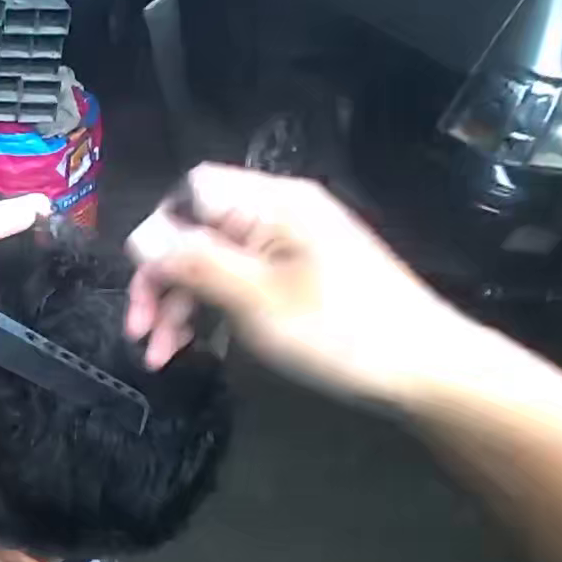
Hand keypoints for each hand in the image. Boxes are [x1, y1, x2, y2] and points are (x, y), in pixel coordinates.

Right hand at [125, 164, 479, 405]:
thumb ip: (196, 261)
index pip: (191, 193)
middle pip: (196, 233)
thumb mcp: (258, 298)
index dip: (159, 235)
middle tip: (141, 334)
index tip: (144, 290)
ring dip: (180, 307)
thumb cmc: (342, 332)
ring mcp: (287, 248)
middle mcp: (276, 215)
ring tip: (161, 357)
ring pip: (212, 264)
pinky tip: (198, 348)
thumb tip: (138, 235)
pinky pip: (238, 284)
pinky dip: (212, 314)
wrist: (423, 368)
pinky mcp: (295, 278)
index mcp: (271, 204)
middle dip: (162, 283)